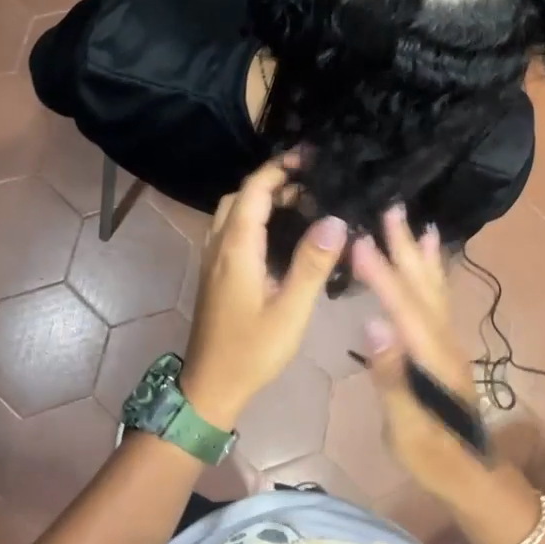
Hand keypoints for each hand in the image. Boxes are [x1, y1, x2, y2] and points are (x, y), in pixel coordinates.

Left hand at [182, 159, 348, 428]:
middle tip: (313, 184)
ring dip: (262, 200)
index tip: (310, 157)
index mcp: (236, 247)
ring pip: (233, 213)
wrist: (209, 387)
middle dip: (274, 181)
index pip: (255, 189)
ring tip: (302, 205)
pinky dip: (254, 219)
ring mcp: (213, 259)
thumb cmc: (252, 350)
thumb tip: (335, 219)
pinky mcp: (216, 274)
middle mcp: (219, 245)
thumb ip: (312, 264)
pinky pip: (231, 230)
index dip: (280, 168)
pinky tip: (280, 236)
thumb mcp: (290, 310)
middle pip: (241, 196)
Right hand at [350, 207, 487, 507]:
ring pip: (433, 288)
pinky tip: (429, 260)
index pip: (402, 307)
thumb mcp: (407, 429)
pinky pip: (437, 298)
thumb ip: (393, 378)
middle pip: (422, 287)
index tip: (357, 242)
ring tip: (414, 223)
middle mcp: (444, 341)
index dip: (380, 274)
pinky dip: (432, 272)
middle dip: (404, 248)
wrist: (473, 476)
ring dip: (419, 254)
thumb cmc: (434, 457)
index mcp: (431, 358)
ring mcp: (448, 342)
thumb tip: (375, 325)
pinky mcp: (445, 347)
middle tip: (390, 209)